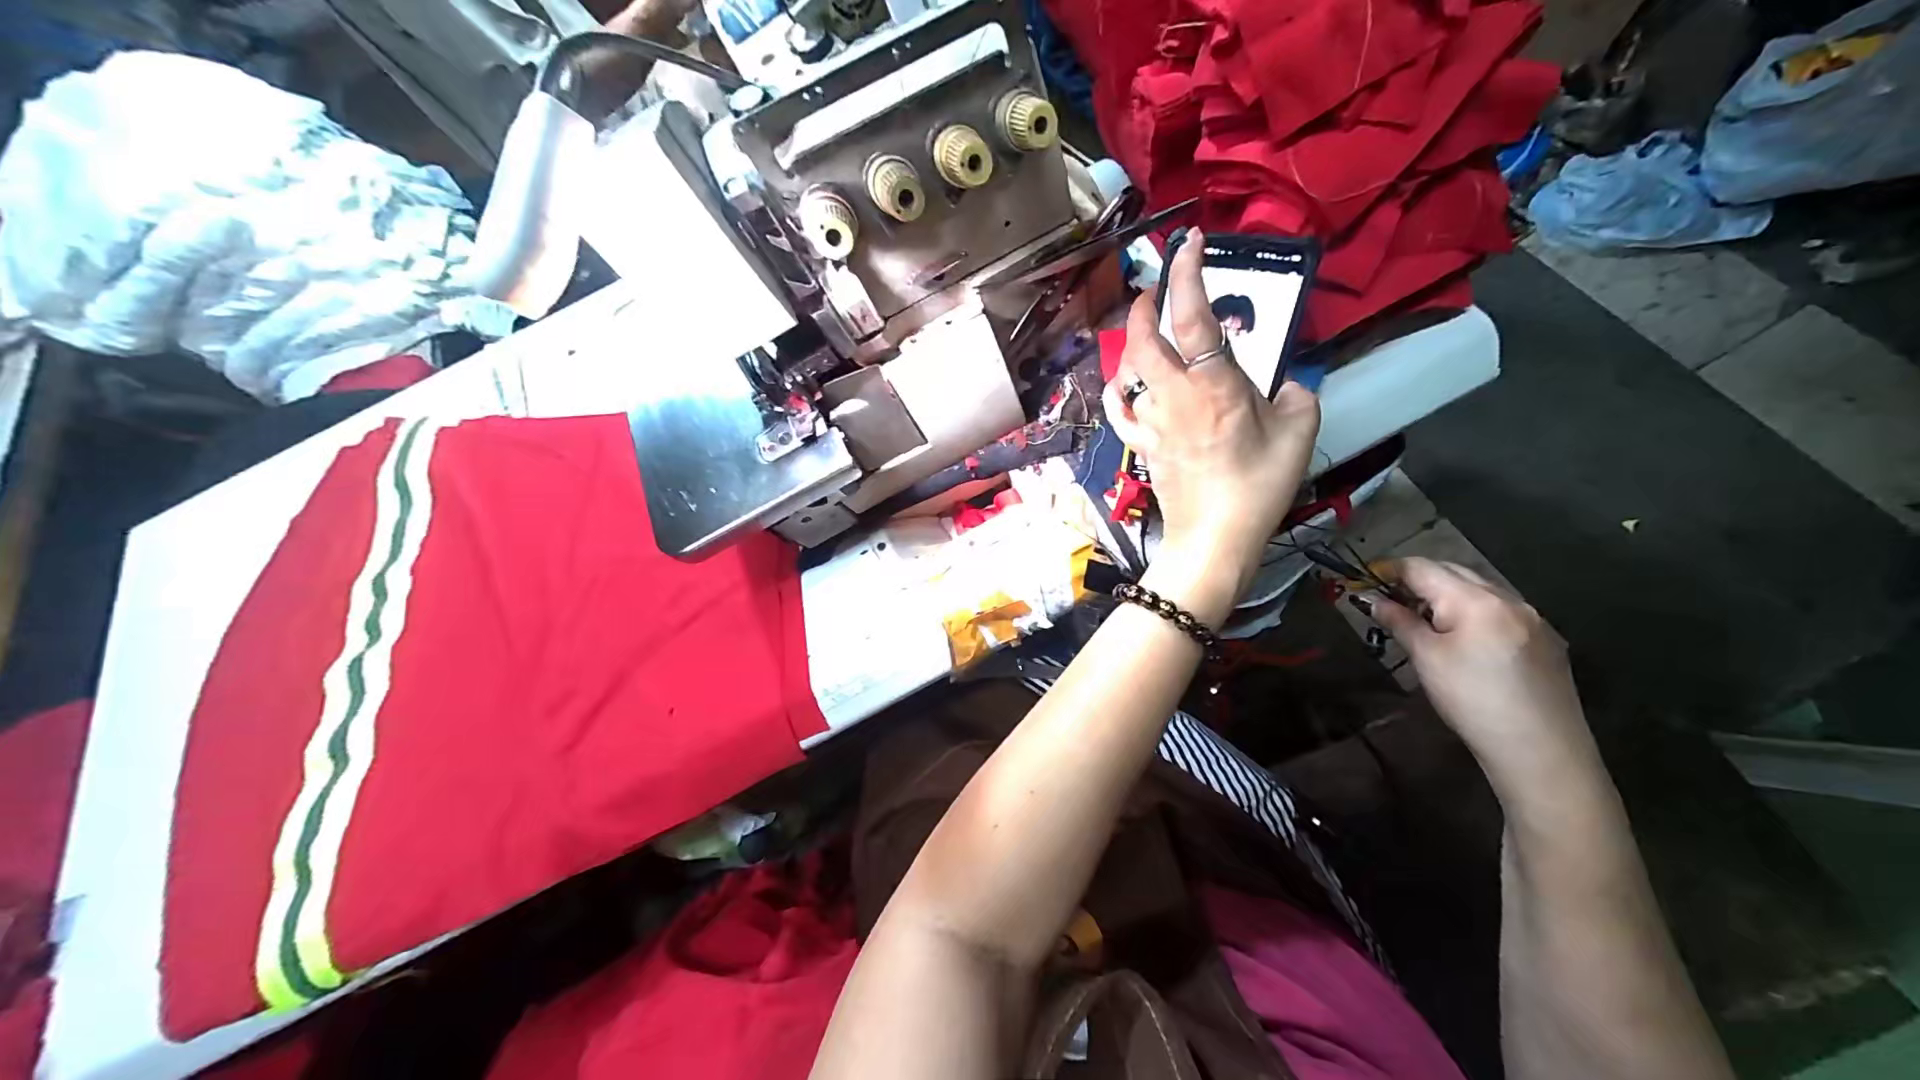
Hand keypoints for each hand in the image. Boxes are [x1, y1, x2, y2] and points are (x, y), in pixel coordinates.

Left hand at [1102, 231, 1320, 617]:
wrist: (1213, 538)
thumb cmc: (1257, 487)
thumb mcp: (1299, 433)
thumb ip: (1293, 394)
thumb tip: (1280, 383)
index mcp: (1212, 384)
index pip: (1191, 315)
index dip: (1186, 273)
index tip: (1188, 243)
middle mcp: (1172, 395)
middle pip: (1142, 336)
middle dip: (1144, 303)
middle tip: (1157, 287)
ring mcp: (1150, 421)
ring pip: (1127, 370)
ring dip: (1133, 343)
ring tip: (1147, 332)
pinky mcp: (1140, 445)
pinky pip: (1119, 409)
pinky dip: (1118, 390)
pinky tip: (1124, 384)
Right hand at [1372, 558, 1599, 794]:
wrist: (1541, 750)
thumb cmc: (1471, 700)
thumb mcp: (1426, 659)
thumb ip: (1399, 621)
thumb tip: (1373, 599)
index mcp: (1475, 599)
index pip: (1422, 567)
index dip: (1389, 569)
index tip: (1365, 579)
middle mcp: (1508, 598)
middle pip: (1453, 571)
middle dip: (1418, 579)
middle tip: (1389, 599)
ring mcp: (1533, 618)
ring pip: (1479, 589)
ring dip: (1446, 594)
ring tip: (1423, 619)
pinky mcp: (1546, 639)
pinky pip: (1500, 609)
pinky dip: (1472, 610)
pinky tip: (1464, 639)